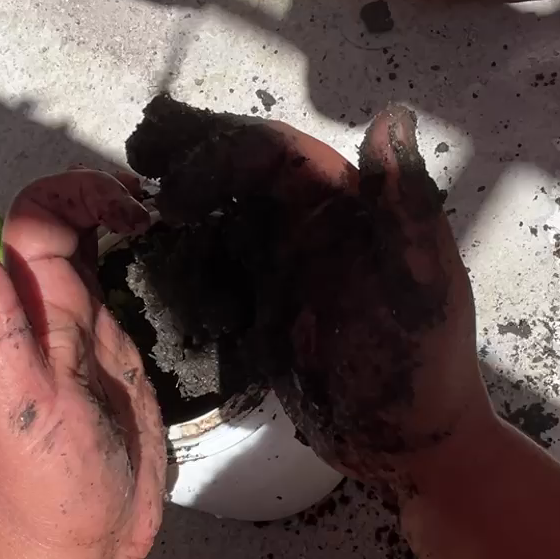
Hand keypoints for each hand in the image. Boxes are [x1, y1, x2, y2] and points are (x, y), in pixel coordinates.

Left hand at [0, 171, 164, 558]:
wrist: (87, 549)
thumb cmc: (46, 486)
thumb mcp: (15, 402)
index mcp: (21, 318)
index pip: (35, 226)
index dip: (74, 195)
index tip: (132, 207)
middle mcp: (51, 318)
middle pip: (65, 232)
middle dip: (105, 199)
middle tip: (160, 207)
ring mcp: (89, 340)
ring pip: (93, 260)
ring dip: (123, 227)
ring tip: (171, 220)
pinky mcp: (121, 364)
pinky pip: (122, 299)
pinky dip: (141, 270)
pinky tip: (169, 265)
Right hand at [142, 99, 489, 486]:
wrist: (407, 442)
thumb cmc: (422, 368)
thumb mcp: (423, 290)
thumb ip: (406, 207)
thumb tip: (393, 116)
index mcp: (351, 212)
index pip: (276, 157)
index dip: (219, 157)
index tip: (171, 191)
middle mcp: (313, 229)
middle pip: (242, 174)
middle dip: (189, 160)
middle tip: (135, 156)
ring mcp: (286, 270)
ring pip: (223, 221)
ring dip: (183, 221)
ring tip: (144, 231)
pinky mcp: (268, 311)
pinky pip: (220, 276)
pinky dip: (193, 275)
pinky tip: (178, 291)